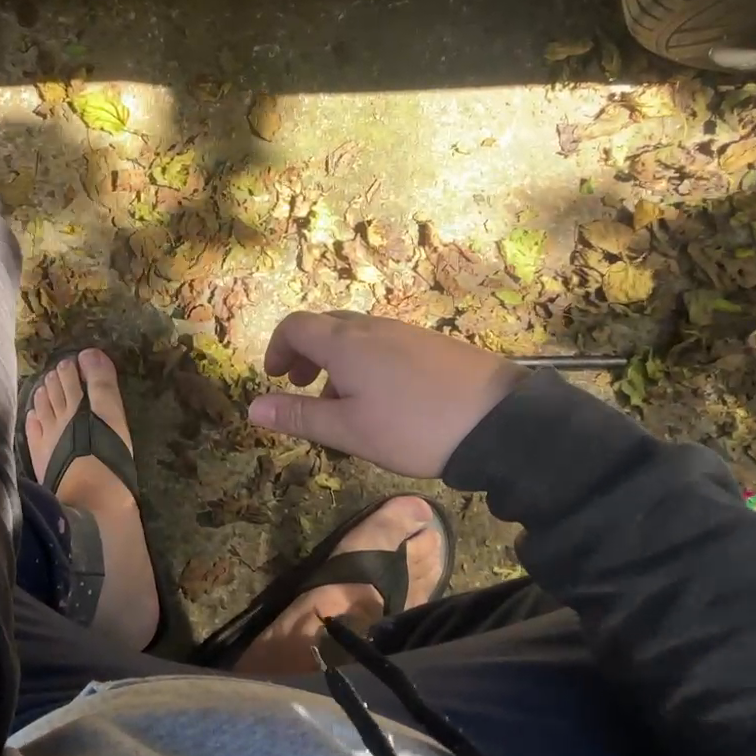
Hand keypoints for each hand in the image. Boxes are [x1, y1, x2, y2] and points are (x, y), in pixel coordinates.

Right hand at [247, 311, 524, 477]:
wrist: (503, 422)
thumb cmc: (413, 427)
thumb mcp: (349, 430)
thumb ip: (299, 416)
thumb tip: (252, 408)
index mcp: (344, 344)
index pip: (295, 325)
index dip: (277, 348)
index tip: (275, 378)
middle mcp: (371, 328)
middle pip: (325, 326)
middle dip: (305, 352)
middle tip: (302, 386)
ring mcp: (406, 333)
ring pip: (356, 336)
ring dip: (336, 360)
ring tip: (344, 401)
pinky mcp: (433, 345)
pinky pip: (384, 343)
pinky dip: (366, 362)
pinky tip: (385, 399)